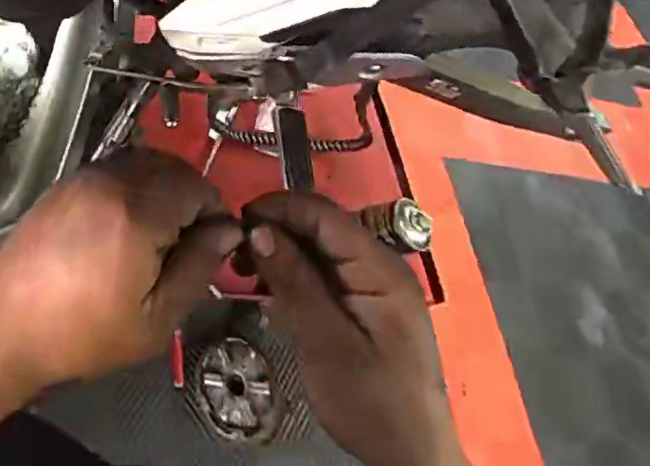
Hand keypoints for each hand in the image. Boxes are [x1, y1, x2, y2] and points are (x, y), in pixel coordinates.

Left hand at [0, 149, 242, 388]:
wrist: (7, 323)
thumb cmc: (83, 331)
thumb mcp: (155, 318)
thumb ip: (198, 267)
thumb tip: (227, 231)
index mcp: (137, 212)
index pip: (195, 185)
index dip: (213, 210)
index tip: (213, 242)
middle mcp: (112, 180)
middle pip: (171, 165)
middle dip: (191, 195)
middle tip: (188, 240)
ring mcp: (87, 175)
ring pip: (144, 160)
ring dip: (163, 186)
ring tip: (158, 233)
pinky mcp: (69, 180)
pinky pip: (117, 167)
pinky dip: (135, 184)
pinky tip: (126, 224)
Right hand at [241, 192, 466, 465]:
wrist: (413, 462)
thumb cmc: (373, 404)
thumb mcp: (327, 343)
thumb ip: (294, 281)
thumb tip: (257, 229)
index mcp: (379, 267)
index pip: (323, 213)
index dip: (278, 208)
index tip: (238, 223)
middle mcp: (378, 264)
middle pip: (319, 226)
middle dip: (275, 230)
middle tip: (236, 254)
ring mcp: (372, 283)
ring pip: (317, 247)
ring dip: (280, 252)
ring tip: (246, 273)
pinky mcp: (362, 302)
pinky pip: (322, 271)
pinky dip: (293, 274)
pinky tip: (270, 292)